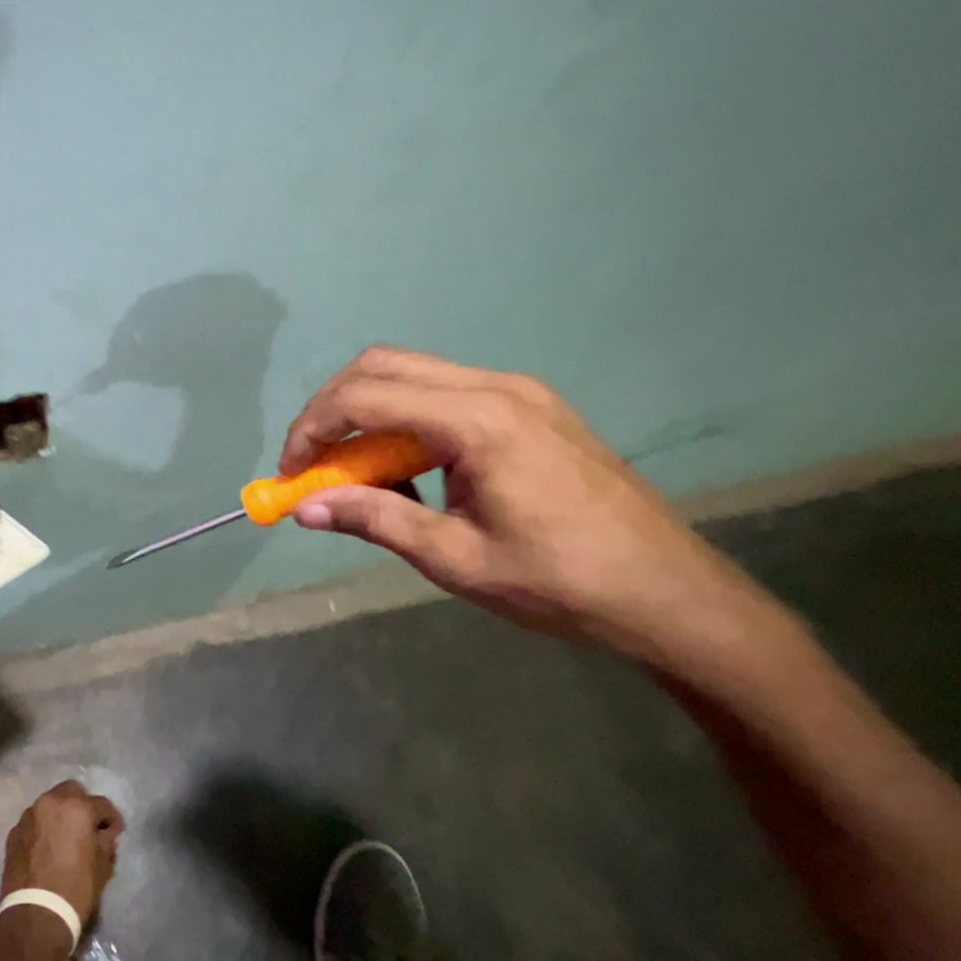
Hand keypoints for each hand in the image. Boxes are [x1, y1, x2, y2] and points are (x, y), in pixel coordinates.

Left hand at [0, 780, 124, 923]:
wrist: (36, 914)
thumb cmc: (76, 889)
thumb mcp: (102, 867)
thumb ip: (106, 843)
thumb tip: (106, 834)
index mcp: (77, 808)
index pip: (102, 804)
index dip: (112, 818)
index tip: (115, 831)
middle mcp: (51, 802)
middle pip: (72, 792)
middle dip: (82, 805)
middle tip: (88, 827)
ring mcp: (29, 815)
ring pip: (49, 804)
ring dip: (60, 814)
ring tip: (66, 836)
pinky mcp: (13, 832)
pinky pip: (34, 822)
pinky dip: (43, 828)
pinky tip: (47, 847)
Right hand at [281, 346, 774, 666]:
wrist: (671, 594)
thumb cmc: (560, 583)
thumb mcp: (454, 559)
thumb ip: (375, 520)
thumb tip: (303, 507)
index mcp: (476, 421)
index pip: (364, 396)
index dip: (311, 430)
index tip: (289, 475)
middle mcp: (496, 387)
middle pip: (382, 365)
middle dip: (331, 410)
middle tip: (311, 463)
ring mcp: (520, 393)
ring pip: (414, 375)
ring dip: (369, 415)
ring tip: (358, 477)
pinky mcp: (533, 408)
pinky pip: (447, 394)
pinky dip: (408, 422)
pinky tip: (412, 474)